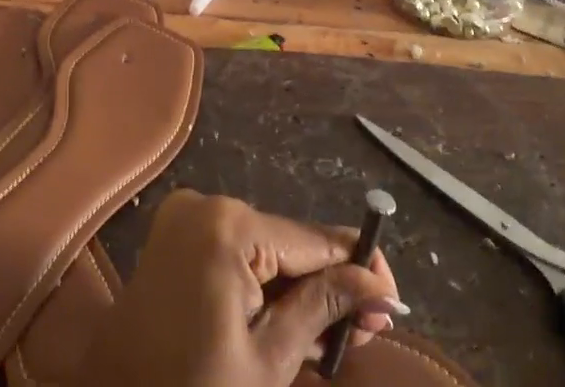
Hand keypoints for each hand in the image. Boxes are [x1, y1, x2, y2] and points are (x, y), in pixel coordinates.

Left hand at [74, 190, 405, 386]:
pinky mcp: (171, 244)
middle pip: (291, 245)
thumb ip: (325, 307)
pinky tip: (294, 327)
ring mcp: (183, 223)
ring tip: (337, 340)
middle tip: (367, 332)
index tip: (393, 302)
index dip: (360, 269)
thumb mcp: (270, 356)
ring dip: (300, 294)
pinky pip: (234, 258)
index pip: (315, 239)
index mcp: (229, 225)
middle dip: (330, 287)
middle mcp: (205, 208)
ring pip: (265, 254)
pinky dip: (263, 290)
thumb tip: (378, 284)